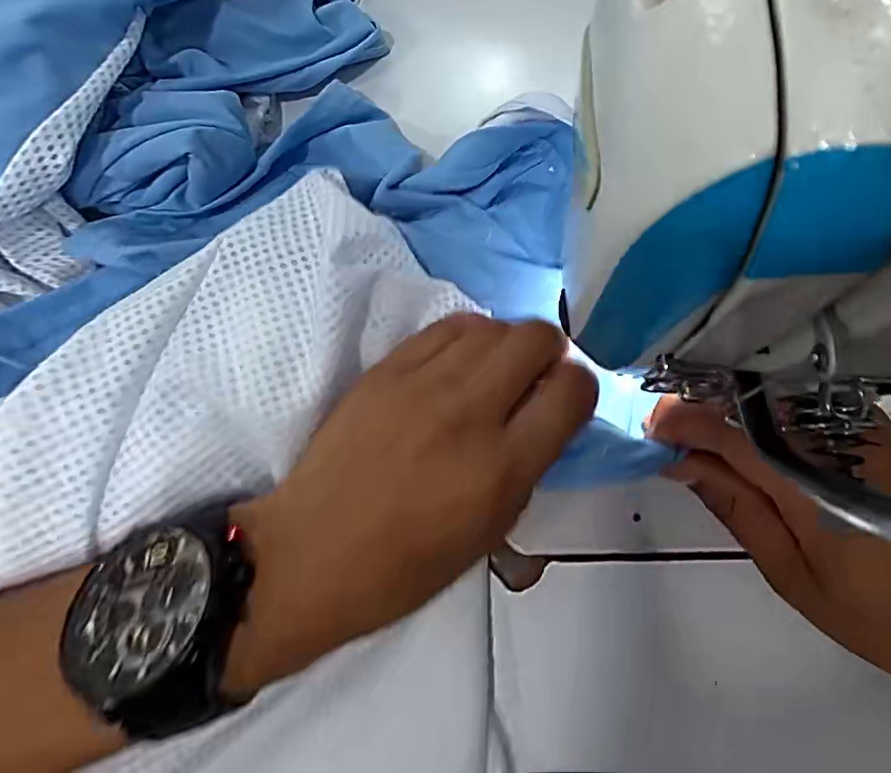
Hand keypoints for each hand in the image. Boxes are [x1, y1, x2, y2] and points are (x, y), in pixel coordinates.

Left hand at [226, 315, 595, 691]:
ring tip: (495, 372)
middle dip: (552, 352)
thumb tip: (548, 415)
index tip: (568, 397)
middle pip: (538, 338)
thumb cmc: (405, 566)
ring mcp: (424, 384)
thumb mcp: (490, 531)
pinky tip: (460, 363)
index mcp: (501, 468)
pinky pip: (450, 326)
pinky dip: (470, 338)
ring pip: (496, 325)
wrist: (308, 555)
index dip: (582, 386)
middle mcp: (469, 414)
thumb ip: (530, 466)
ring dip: (509, 344)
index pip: (573, 389)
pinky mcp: (389, 368)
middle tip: (537, 377)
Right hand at [647, 401, 890, 690]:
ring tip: (697, 430)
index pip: (725, 427)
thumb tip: (684, 465)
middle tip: (664, 432)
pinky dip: (759, 408)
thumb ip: (735, 506)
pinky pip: (795, 398)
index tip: (648, 430)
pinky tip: (745, 429)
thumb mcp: (793, 573)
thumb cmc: (888, 613)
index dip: (678, 420)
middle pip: (743, 397)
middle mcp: (829, 432)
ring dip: (725, 404)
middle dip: (695, 406)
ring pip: (767, 391)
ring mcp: (851, 419)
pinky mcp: (865, 418)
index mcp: (806, 477)